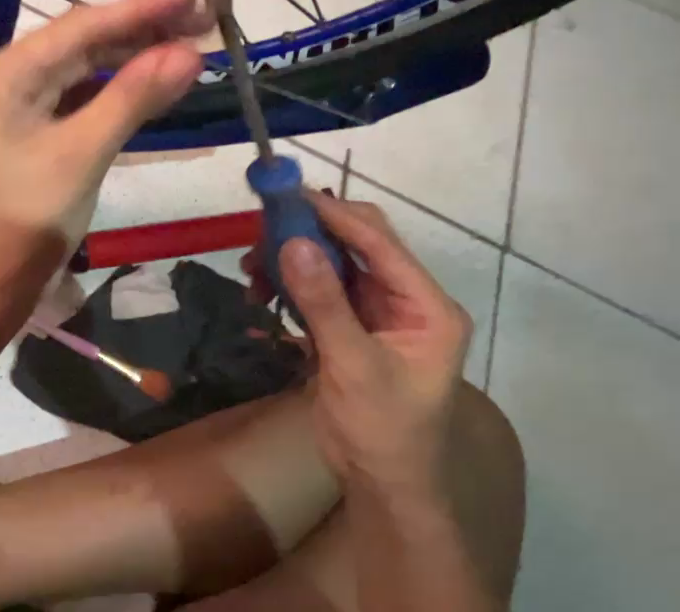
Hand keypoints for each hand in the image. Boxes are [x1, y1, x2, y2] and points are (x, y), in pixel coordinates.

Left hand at [0, 0, 209, 296]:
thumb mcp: (84, 153)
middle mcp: (4, 75)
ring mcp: (16, 100)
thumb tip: (189, 52)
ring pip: (83, 65)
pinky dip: (118, 86)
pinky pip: (79, 92)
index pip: (80, 27)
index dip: (140, 8)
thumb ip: (133, 96)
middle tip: (205, 14)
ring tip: (192, 39)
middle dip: (142, 28)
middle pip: (81, 41)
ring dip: (134, 55)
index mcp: (3, 73)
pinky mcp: (30, 125)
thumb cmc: (30, 219)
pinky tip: (156, 76)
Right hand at [273, 195, 472, 501]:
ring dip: (291, 257)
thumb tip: (293, 242)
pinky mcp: (352, 324)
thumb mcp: (354, 366)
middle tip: (260, 229)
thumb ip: (324, 302)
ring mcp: (378, 311)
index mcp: (427, 306)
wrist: (382, 484)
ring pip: (331, 260)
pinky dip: (289, 281)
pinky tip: (260, 290)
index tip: (287, 196)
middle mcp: (406, 299)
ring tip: (251, 268)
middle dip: (307, 232)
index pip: (380, 242)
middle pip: (356, 242)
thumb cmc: (384, 430)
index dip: (334, 214)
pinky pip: (318, 286)